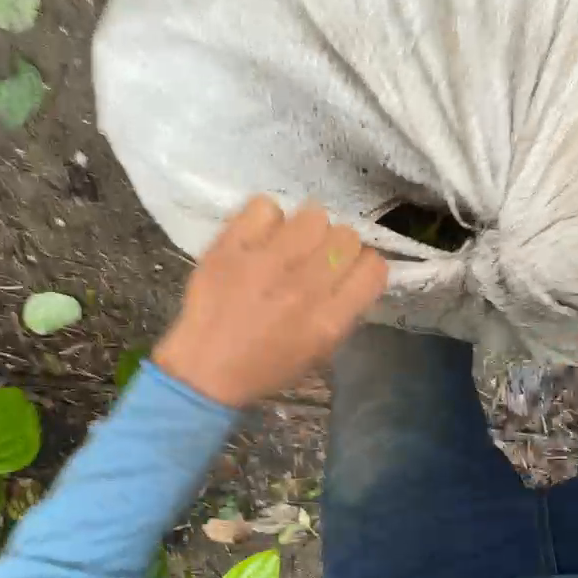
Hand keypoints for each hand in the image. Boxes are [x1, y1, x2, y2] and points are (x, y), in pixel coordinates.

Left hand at [154, 196, 388, 407]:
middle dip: (334, 247)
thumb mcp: (320, 350)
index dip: (362, 266)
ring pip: (313, 215)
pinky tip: (259, 239)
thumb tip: (355, 266)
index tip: (346, 272)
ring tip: (286, 248)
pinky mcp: (229, 247)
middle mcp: (302, 289)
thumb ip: (344, 307)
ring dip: (305, 230)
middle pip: (347, 236)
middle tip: (313, 261)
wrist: (203, 370)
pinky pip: (266, 206)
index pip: (373, 266)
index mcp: (328, 321)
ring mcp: (264, 264)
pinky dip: (266, 219)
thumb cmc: (266, 366)